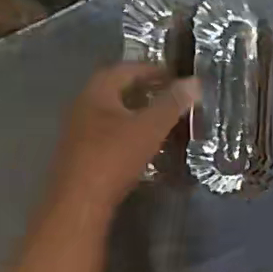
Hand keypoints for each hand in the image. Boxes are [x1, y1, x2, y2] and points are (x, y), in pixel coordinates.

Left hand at [51, 63, 199, 207]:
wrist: (80, 201)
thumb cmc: (114, 157)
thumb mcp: (149, 128)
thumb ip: (171, 104)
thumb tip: (194, 82)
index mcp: (96, 93)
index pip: (125, 70)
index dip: (151, 69)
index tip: (174, 76)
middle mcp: (82, 107)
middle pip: (115, 91)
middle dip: (143, 90)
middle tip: (169, 97)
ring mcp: (78, 133)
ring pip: (111, 115)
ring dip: (135, 114)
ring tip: (160, 121)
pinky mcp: (81, 155)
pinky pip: (108, 135)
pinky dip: (128, 133)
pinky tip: (142, 146)